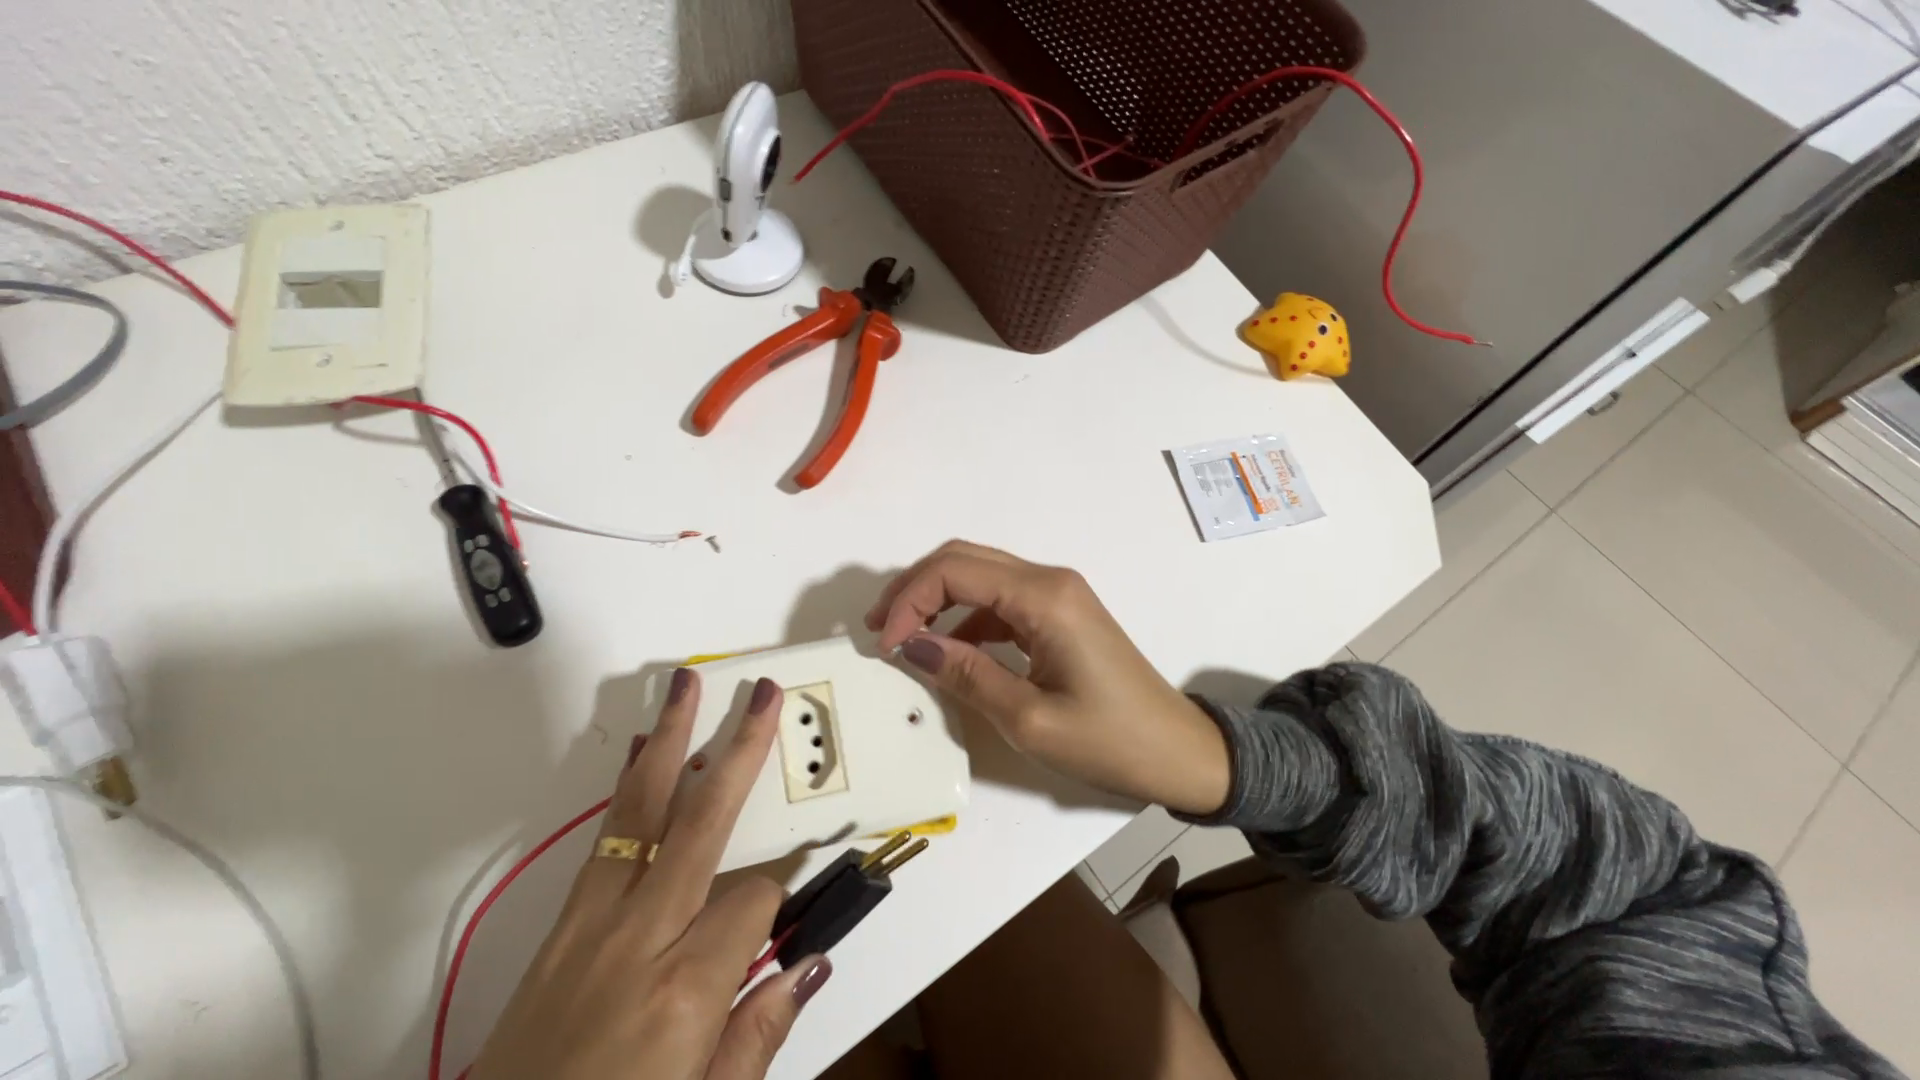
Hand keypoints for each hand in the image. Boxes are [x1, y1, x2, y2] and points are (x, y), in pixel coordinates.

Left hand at [468, 671, 831, 1079]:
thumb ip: (759, 1031)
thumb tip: (810, 964)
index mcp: (686, 985)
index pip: (756, 900)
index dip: (780, 901)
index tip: (782, 921)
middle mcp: (639, 936)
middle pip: (701, 822)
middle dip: (737, 752)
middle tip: (761, 695)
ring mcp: (591, 924)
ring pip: (640, 813)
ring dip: (669, 744)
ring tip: (686, 687)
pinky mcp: (560, 927)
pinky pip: (603, 840)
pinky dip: (625, 788)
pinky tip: (638, 756)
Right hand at [865, 540, 1230, 816]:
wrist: (1179, 753)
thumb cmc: (1109, 741)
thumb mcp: (1027, 718)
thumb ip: (965, 674)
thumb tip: (911, 646)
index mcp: (1044, 597)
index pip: (954, 571)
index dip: (909, 600)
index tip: (886, 646)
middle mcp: (1050, 581)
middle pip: (964, 559)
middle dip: (914, 588)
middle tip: (879, 630)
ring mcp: (1058, 595)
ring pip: (980, 576)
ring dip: (937, 599)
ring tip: (903, 639)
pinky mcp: (1060, 615)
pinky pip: (1000, 602)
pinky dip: (965, 618)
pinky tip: (947, 650)